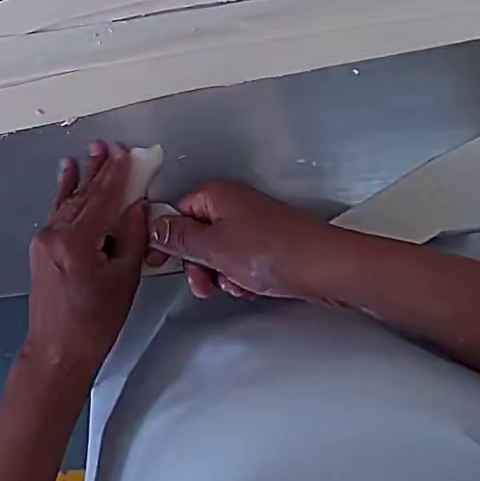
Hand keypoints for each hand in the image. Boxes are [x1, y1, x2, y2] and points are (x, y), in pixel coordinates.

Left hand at [22, 141, 148, 374]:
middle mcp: (56, 234)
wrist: (57, 351)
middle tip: (112, 146)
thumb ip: (133, 236)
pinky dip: (65, 189)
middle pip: (86, 193)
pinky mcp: (40, 243)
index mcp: (78, 242)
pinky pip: (57, 209)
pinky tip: (68, 171)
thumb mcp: (126, 279)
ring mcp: (44, 237)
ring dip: (86, 175)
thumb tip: (138, 205)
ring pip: (71, 199)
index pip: (104, 198)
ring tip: (95, 150)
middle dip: (101, 168)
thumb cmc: (95, 323)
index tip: (126, 153)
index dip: (117, 173)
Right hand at [149, 181, 360, 300]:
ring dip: (218, 272)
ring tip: (234, 285)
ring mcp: (250, 221)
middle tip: (204, 283)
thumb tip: (154, 227)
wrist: (325, 267)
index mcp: (215, 195)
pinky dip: (239, 274)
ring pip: (217, 250)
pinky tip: (250, 286)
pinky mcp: (265, 241)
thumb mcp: (214, 247)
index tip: (161, 263)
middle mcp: (231, 203)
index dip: (167, 238)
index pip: (176, 211)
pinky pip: (238, 258)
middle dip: (196, 262)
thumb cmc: (271, 252)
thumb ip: (180, 238)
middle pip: (196, 233)